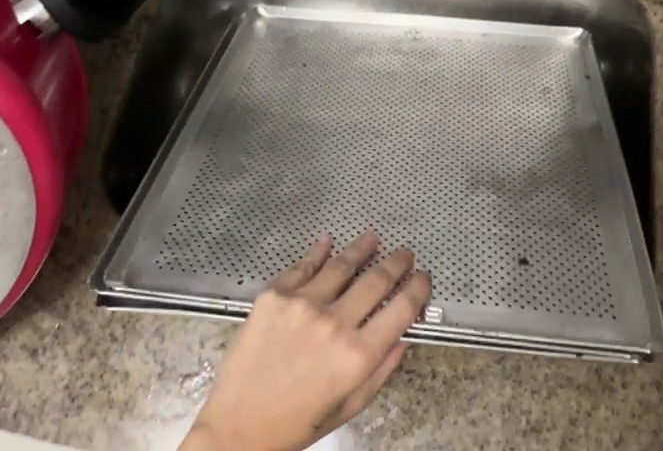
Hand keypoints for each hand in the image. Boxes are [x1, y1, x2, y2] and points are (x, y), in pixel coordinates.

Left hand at [182, 231, 431, 450]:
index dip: (418, 289)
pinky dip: (319, 251)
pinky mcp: (274, 295)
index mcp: (358, 355)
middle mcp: (334, 323)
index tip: (424, 277)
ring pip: (341, 265)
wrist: (239, 425)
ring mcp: (302, 304)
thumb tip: (403, 337)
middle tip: (405, 253)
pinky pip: (303, 266)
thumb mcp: (349, 406)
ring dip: (361, 248)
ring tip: (372, 238)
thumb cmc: (298, 423)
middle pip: (375, 280)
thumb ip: (380, 370)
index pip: (401, 310)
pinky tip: (328, 242)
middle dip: (396, 264)